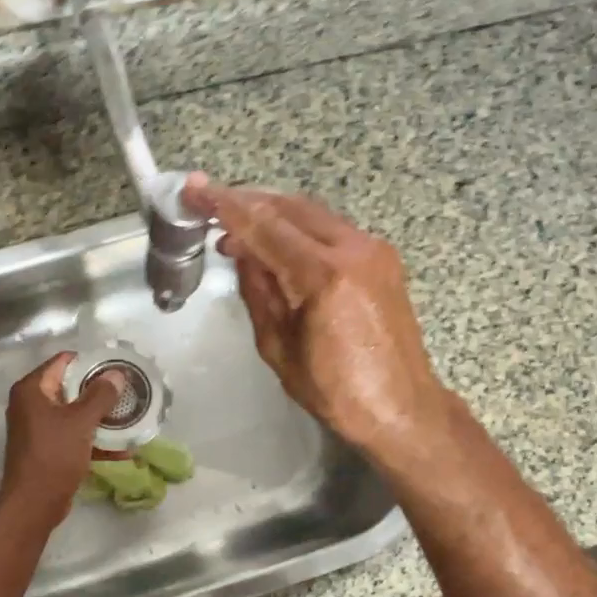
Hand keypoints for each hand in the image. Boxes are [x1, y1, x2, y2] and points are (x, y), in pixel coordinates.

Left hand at [0, 353, 122, 528]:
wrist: (34, 504)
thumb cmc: (53, 456)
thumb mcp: (81, 422)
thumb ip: (100, 395)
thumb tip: (116, 374)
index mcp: (31, 389)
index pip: (64, 362)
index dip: (92, 362)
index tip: (118, 367)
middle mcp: (31, 404)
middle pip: (70, 386)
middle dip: (99, 390)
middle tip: (128, 391)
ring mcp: (37, 427)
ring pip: (74, 413)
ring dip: (99, 416)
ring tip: (130, 416)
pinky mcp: (47, 448)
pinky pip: (73, 434)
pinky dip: (93, 438)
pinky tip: (122, 448)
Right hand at [183, 175, 451, 456]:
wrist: (402, 407)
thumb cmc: (335, 390)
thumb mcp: (277, 345)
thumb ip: (258, 291)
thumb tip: (241, 253)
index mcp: (323, 276)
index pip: (263, 226)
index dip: (224, 206)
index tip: (194, 190)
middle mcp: (353, 250)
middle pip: (288, 208)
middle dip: (246, 202)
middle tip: (209, 205)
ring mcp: (373, 250)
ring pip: (311, 213)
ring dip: (271, 214)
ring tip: (236, 228)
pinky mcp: (381, 258)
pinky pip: (329, 229)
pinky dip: (296, 227)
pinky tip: (274, 243)